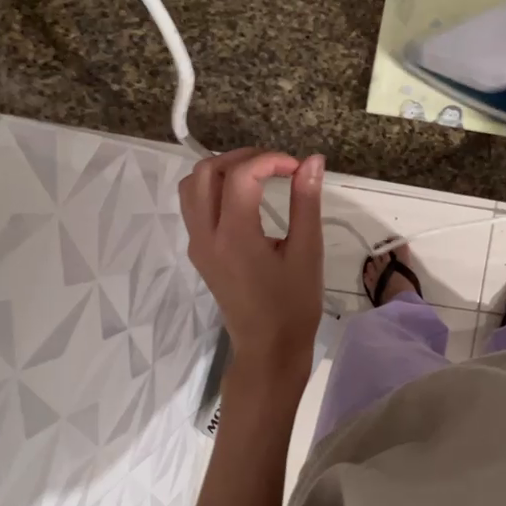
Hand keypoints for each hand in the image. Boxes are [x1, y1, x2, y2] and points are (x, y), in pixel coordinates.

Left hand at [179, 149, 325, 375]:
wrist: (269, 347)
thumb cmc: (293, 303)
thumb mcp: (307, 251)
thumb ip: (307, 202)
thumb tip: (313, 161)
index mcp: (234, 236)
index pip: (240, 176)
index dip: (270, 160)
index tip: (299, 168)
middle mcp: (206, 235)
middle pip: (206, 172)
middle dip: (242, 158)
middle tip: (277, 165)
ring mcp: (197, 244)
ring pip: (193, 186)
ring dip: (223, 170)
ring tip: (259, 175)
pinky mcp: (199, 251)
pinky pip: (194, 205)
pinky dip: (216, 188)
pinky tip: (246, 197)